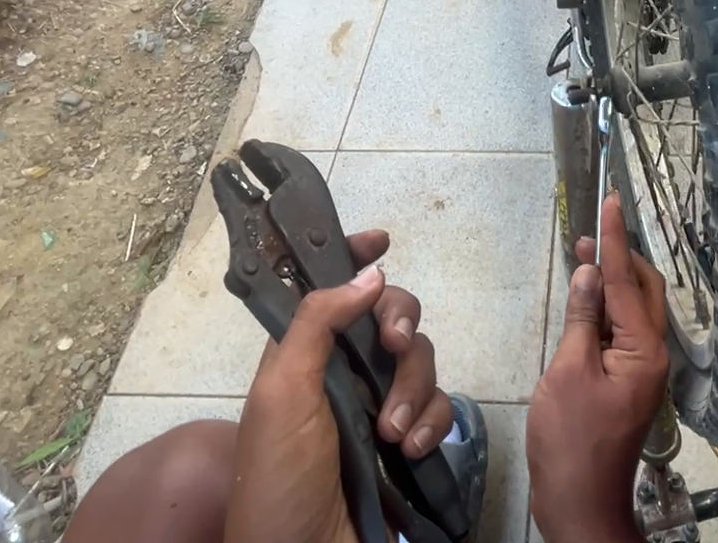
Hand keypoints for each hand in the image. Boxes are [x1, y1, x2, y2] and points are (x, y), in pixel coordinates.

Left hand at [225, 231, 455, 542]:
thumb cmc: (279, 477)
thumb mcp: (283, 394)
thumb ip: (318, 323)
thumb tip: (370, 272)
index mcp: (304, 354)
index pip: (329, 289)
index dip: (353, 259)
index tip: (380, 240)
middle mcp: (343, 371)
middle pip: (389, 314)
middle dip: (399, 322)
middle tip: (393, 346)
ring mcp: (377, 404)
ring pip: (418, 358)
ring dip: (412, 388)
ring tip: (393, 431)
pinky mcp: (407, 436)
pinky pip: (437, 405)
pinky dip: (431, 421)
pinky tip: (411, 448)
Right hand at [526, 195, 671, 542]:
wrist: (580, 505)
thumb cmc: (571, 441)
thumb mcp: (568, 371)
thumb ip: (582, 316)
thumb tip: (588, 271)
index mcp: (644, 348)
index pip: (628, 279)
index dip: (615, 238)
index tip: (612, 200)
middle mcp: (652, 352)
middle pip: (642, 288)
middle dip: (619, 255)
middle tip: (589, 231)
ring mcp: (642, 367)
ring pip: (632, 307)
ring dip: (610, 281)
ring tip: (583, 254)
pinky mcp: (629, 379)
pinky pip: (621, 330)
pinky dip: (604, 308)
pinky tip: (586, 299)